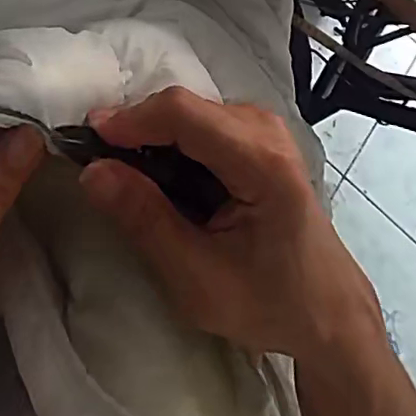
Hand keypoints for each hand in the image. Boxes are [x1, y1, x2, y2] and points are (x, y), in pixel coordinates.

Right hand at [76, 87, 382, 365]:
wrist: (329, 309)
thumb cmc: (269, 301)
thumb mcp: (197, 278)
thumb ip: (144, 220)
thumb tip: (93, 170)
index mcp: (262, 162)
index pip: (184, 113)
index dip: (131, 119)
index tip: (87, 139)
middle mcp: (266, 129)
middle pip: (184, 106)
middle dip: (135, 127)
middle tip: (99, 161)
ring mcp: (265, 127)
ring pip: (190, 109)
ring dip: (151, 134)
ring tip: (124, 171)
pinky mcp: (259, 134)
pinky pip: (202, 120)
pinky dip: (171, 140)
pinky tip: (159, 172)